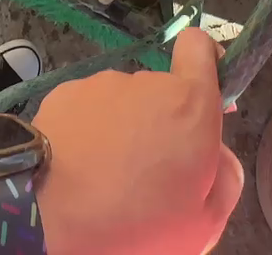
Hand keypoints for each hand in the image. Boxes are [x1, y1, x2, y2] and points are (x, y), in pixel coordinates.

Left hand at [33, 29, 243, 254]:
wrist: (47, 216)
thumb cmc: (136, 224)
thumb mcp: (202, 225)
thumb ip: (224, 180)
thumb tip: (220, 154)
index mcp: (189, 106)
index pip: (199, 47)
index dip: (205, 61)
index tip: (205, 94)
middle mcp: (146, 83)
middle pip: (164, 92)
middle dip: (164, 124)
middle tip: (153, 174)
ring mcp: (102, 83)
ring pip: (126, 103)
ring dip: (126, 130)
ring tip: (111, 177)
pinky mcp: (66, 91)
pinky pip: (91, 108)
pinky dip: (92, 130)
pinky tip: (82, 166)